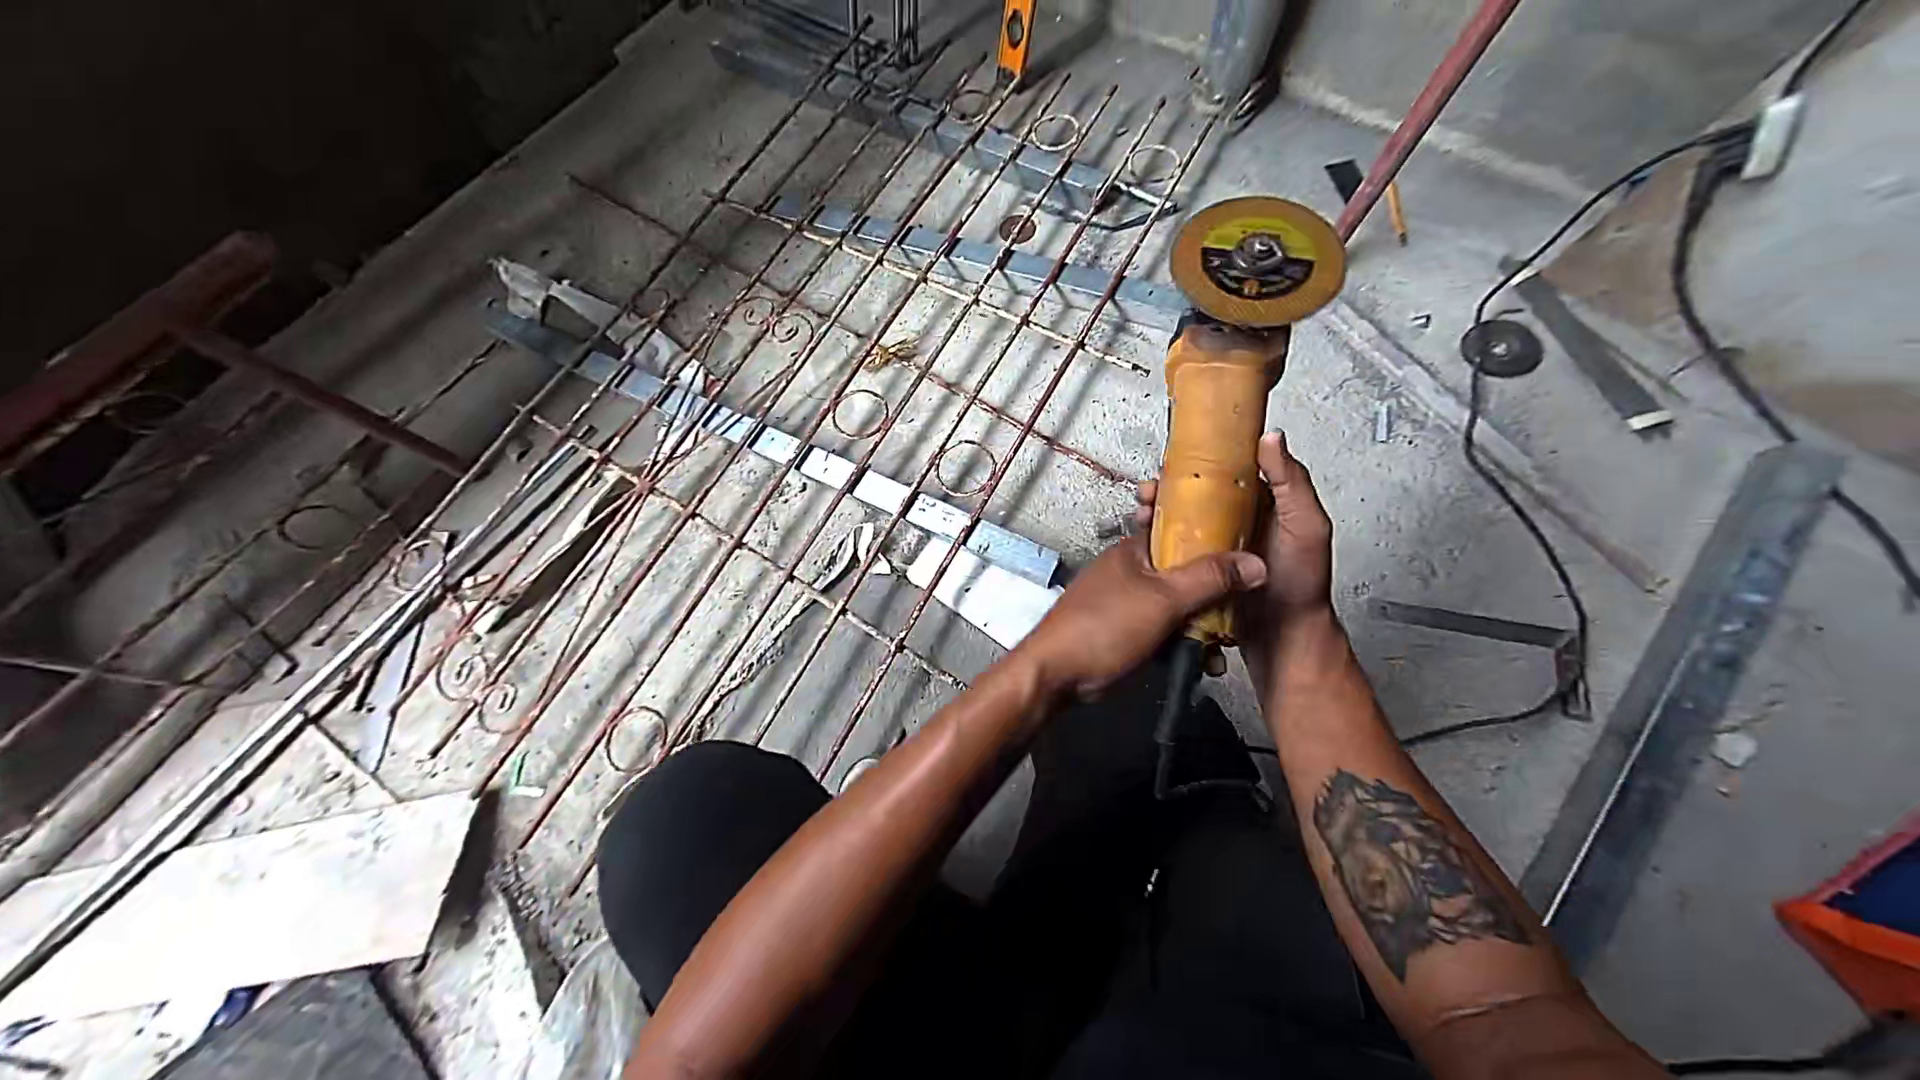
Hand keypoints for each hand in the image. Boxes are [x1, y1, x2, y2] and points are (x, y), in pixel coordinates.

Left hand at [1014, 535, 1266, 699]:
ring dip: (1201, 625)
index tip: (1243, 552)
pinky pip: (1165, 630)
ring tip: (1218, 647)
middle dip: (1213, 595)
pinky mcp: (1128, 631)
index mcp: (1134, 551)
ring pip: (1178, 606)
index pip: (1181, 532)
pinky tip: (1199, 660)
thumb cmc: (1098, 628)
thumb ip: (1209, 579)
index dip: (1213, 540)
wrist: (1058, 674)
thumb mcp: (1163, 599)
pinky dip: (1183, 643)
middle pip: (1185, 574)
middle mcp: (1131, 572)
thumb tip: (1252, 563)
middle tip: (1235, 611)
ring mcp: (1128, 603)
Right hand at [1134, 431, 1333, 656]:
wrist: (1282, 639)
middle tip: (1151, 490)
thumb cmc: (1302, 586)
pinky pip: (1174, 550)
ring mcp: (1215, 547)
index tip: (1176, 460)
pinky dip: (1156, 541)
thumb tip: (1270, 438)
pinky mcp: (1199, 570)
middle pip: (1195, 496)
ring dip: (1158, 513)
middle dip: (1168, 489)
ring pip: (1180, 521)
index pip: (1226, 473)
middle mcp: (1236, 522)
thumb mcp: (1307, 526)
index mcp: (1262, 505)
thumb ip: (1292, 483)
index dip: (1199, 463)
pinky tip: (1144, 539)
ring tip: (1143, 512)